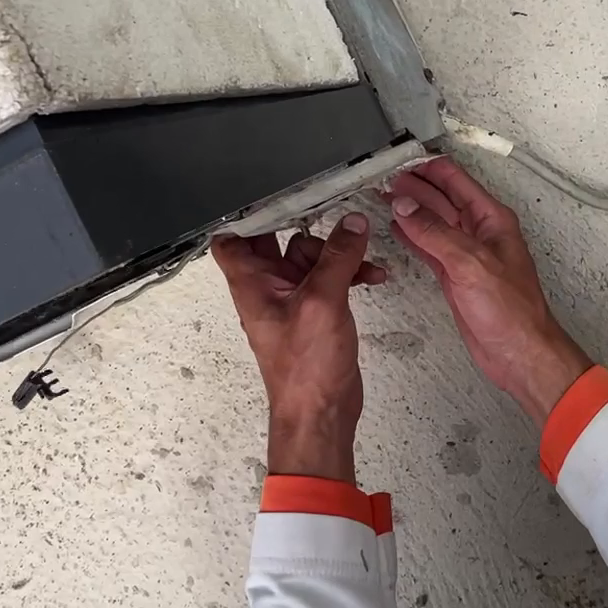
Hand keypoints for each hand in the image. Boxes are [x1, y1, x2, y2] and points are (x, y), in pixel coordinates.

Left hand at [211, 215, 386, 482]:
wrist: (322, 413)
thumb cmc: (305, 368)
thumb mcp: (322, 301)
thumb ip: (338, 257)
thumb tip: (353, 222)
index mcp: (253, 284)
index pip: (233, 241)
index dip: (248, 217)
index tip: (279, 195)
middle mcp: (269, 288)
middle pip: (280, 241)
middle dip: (310, 229)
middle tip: (335, 216)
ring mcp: (295, 299)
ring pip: (314, 257)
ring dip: (340, 253)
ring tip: (365, 260)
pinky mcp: (318, 310)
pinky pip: (333, 278)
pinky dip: (352, 272)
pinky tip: (374, 277)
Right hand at [387, 158, 592, 422]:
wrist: (518, 352)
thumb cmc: (513, 312)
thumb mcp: (470, 264)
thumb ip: (435, 233)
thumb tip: (407, 206)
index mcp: (492, 219)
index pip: (455, 180)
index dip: (427, 169)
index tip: (401, 162)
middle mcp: (480, 233)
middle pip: (442, 197)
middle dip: (414, 186)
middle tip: (385, 179)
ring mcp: (467, 254)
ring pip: (434, 221)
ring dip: (410, 208)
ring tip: (385, 196)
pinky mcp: (456, 275)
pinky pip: (430, 246)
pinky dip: (413, 236)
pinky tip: (399, 227)